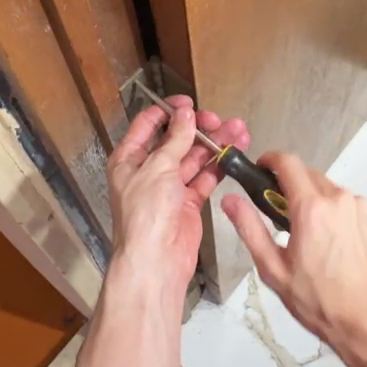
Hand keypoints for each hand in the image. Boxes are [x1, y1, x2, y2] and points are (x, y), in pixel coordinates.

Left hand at [106, 96, 248, 293]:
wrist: (155, 263)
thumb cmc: (146, 213)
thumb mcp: (158, 168)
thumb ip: (175, 139)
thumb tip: (186, 113)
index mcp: (129, 159)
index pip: (148, 125)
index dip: (168, 111)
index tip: (189, 103)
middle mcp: (149, 170)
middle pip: (176, 139)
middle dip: (198, 128)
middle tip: (218, 120)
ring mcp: (170, 187)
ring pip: (194, 157)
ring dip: (215, 144)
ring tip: (238, 130)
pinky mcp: (189, 202)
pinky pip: (205, 177)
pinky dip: (219, 165)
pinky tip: (234, 152)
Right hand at [222, 152, 366, 366]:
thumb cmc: (318, 300)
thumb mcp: (274, 269)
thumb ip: (250, 229)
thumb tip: (230, 199)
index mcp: (310, 207)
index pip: (287, 163)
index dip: (270, 160)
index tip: (260, 170)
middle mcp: (337, 197)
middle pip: (307, 174)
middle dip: (290, 187)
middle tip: (280, 216)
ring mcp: (358, 205)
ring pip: (327, 188)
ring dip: (313, 200)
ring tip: (309, 236)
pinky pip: (345, 202)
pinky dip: (333, 211)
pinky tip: (332, 242)